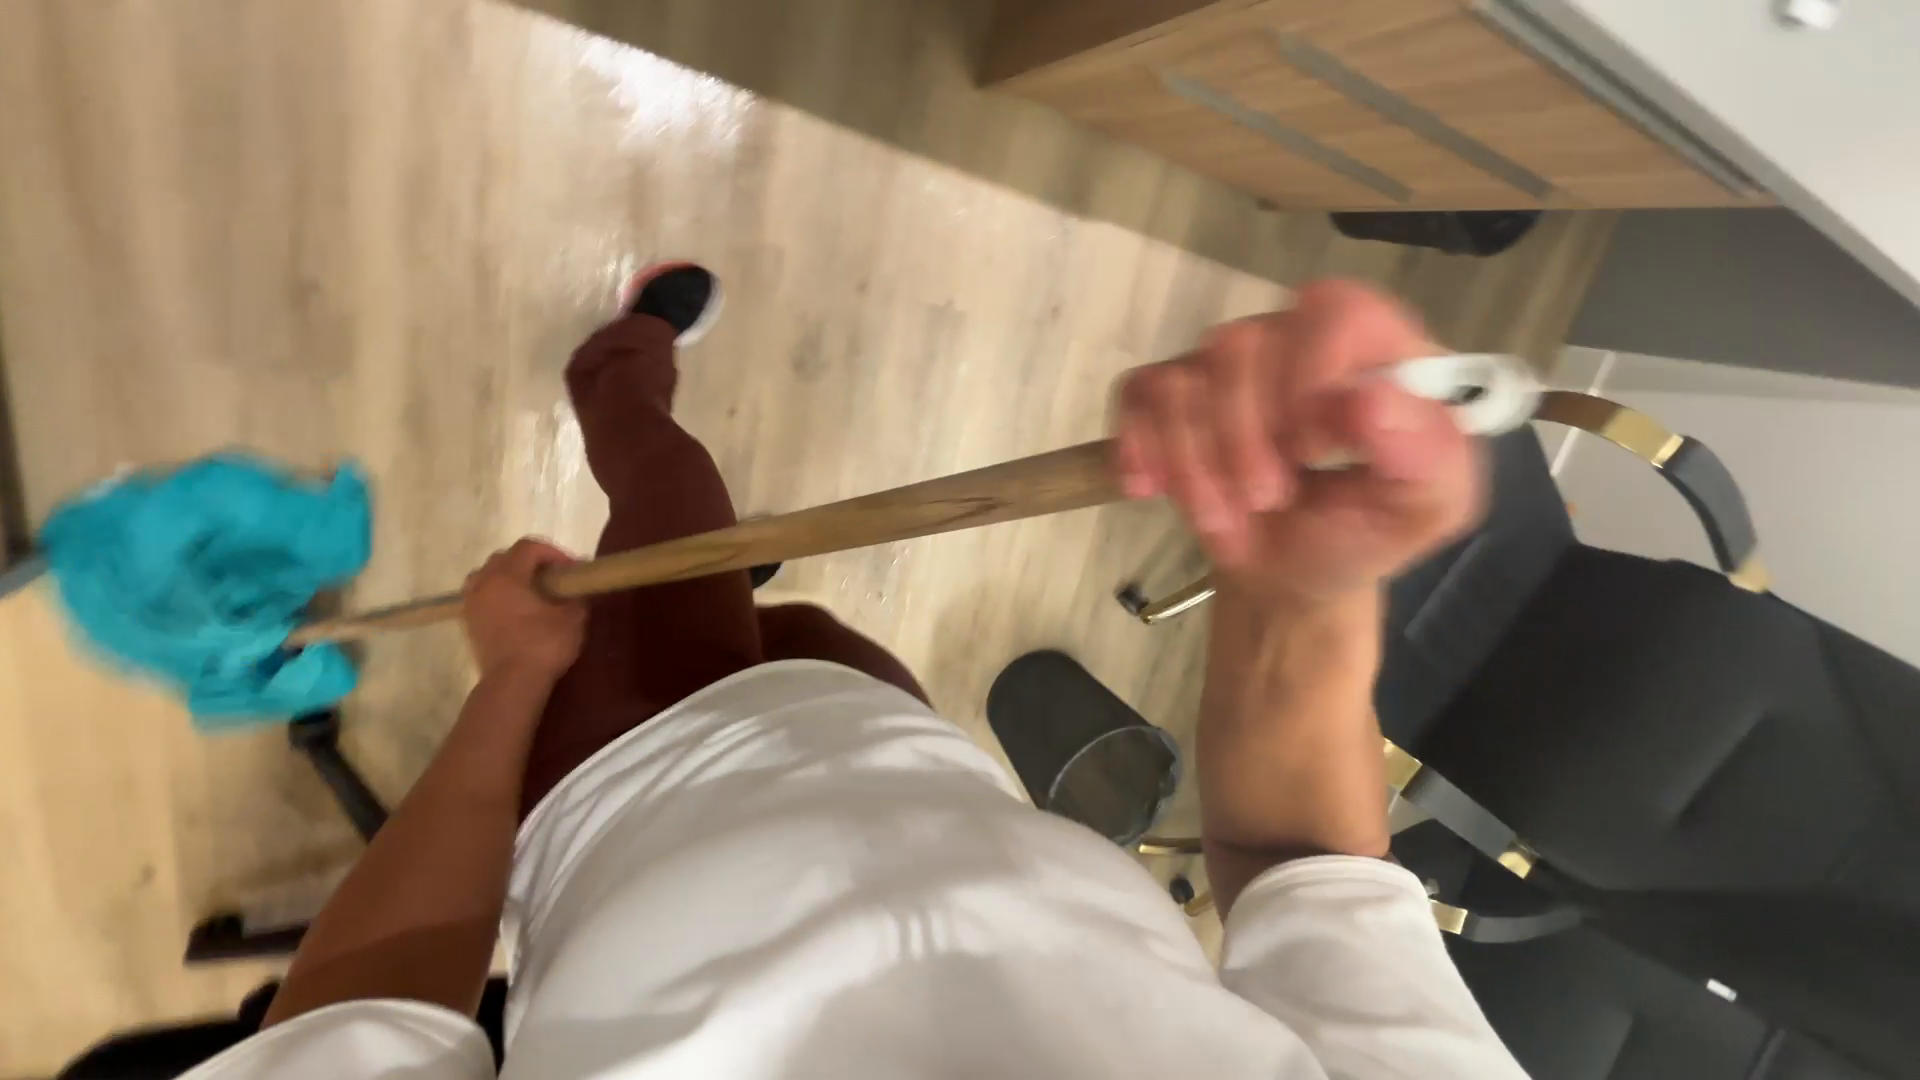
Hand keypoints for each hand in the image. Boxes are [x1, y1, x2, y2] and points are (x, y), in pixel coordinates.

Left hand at [461, 538, 586, 680]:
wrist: (512, 682)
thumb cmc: (544, 645)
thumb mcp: (574, 616)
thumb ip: (577, 595)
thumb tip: (577, 589)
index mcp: (507, 576)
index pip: (529, 547)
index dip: (554, 552)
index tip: (572, 570)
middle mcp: (484, 583)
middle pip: (504, 557)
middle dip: (530, 561)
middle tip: (553, 578)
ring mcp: (471, 603)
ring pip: (487, 575)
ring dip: (509, 576)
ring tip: (530, 592)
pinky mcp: (468, 622)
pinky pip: (481, 595)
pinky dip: (498, 594)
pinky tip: (516, 609)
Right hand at [1112, 280, 1483, 604]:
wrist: (1288, 576)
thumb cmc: (1359, 535)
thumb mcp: (1423, 510)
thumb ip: (1425, 454)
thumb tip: (1368, 397)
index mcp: (1371, 352)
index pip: (1335, 310)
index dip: (1311, 372)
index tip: (1311, 450)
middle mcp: (1292, 342)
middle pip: (1240, 346)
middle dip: (1242, 440)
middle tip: (1265, 500)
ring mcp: (1222, 367)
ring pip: (1182, 381)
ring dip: (1195, 464)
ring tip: (1223, 515)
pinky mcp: (1165, 395)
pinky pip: (1137, 394)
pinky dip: (1140, 447)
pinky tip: (1152, 487)